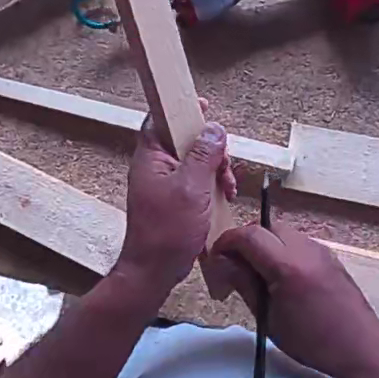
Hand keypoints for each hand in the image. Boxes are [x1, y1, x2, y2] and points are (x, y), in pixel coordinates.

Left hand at [115, 113, 235, 290]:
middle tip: (224, 167)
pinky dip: (211, 186)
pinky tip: (223, 197)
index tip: (203, 107)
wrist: (155, 270)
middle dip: (211, 150)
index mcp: (151, 158)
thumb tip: (213, 129)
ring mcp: (163, 184)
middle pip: (185, 141)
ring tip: (227, 188)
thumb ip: (203, 155)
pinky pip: (195, 182)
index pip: (161, 120)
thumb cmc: (166, 231)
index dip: (182, 111)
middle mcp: (154, 167)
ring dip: (215, 171)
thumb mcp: (191, 188)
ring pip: (194, 163)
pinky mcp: (173, 200)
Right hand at [202, 220, 378, 377]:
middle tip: (233, 264)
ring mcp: (320, 250)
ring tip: (255, 271)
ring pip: (281, 231)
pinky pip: (296, 241)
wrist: (362, 349)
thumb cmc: (312, 342)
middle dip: (244, 239)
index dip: (226, 241)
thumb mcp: (268, 317)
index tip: (216, 257)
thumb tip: (222, 263)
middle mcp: (305, 250)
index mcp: (287, 266)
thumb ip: (244, 283)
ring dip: (263, 243)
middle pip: (265, 226)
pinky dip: (280, 248)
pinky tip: (278, 274)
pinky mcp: (328, 256)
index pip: (248, 235)